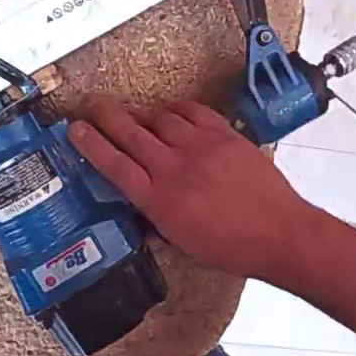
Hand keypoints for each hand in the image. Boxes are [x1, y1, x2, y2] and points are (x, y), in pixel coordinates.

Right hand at [69, 98, 332, 285]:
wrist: (280, 234)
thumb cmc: (232, 247)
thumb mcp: (183, 242)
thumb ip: (156, 220)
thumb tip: (141, 209)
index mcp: (159, 200)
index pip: (114, 165)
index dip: (91, 144)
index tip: (76, 130)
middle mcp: (174, 169)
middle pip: (130, 133)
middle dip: (108, 117)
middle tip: (96, 107)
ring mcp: (200, 149)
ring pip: (160, 119)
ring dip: (147, 117)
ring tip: (143, 120)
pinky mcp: (225, 136)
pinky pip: (194, 112)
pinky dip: (179, 111)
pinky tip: (175, 115)